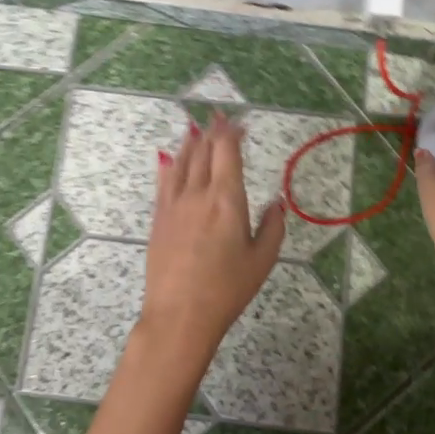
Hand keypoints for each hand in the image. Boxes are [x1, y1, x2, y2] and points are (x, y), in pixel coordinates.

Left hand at [140, 114, 286, 366]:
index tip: (238, 124)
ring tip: (197, 130)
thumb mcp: (262, 261)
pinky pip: (164, 181)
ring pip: (181, 162)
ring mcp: (174, 204)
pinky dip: (170, 164)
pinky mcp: (158, 218)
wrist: (180, 314)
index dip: (231, 133)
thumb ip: (272, 227)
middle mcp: (198, 193)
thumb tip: (276, 203)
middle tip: (219, 119)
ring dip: (191, 143)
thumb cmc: (227, 289)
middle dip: (212, 132)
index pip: (226, 152)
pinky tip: (170, 159)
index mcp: (227, 199)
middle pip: (203, 151)